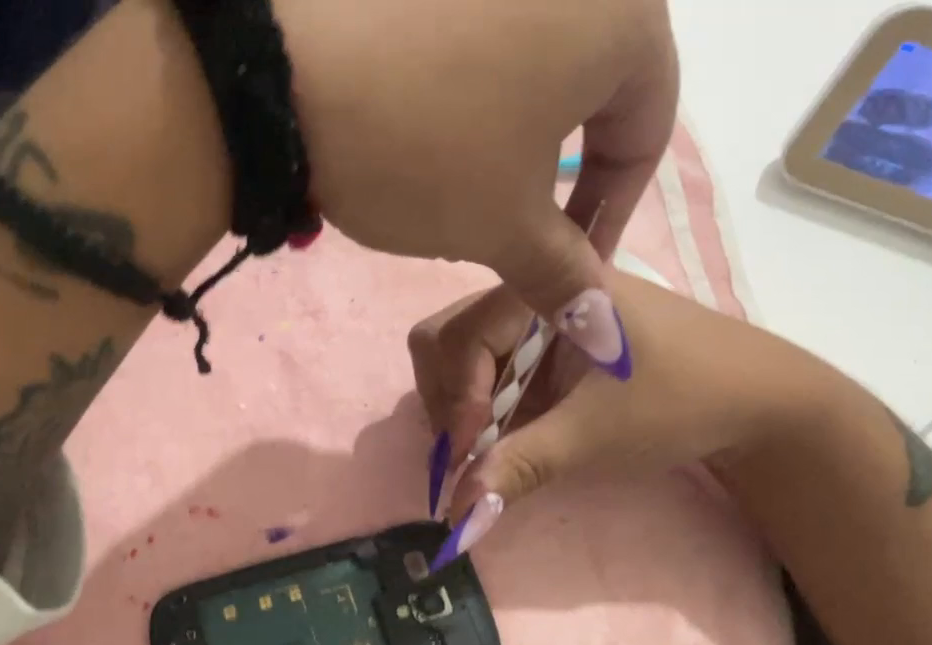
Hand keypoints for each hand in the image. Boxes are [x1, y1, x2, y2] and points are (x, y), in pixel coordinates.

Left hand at [275, 0, 677, 351]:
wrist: (284, 78)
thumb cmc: (425, 151)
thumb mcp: (503, 226)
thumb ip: (563, 273)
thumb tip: (603, 326)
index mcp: (626, 16)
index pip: (646, 129)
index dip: (610, 212)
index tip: (569, 267)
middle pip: (591, 88)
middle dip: (559, 172)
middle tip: (517, 231)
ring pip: (532, 61)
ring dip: (512, 134)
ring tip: (461, 184)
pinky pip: (477, 33)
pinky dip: (465, 89)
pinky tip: (422, 127)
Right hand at [409, 273, 842, 562]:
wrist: (760, 402)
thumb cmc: (684, 402)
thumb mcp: (595, 437)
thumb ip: (517, 470)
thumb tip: (454, 522)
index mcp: (549, 289)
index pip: (462, 337)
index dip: (454, 399)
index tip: (465, 457)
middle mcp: (535, 295)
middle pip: (446, 341)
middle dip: (446, 401)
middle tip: (464, 453)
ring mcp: (538, 325)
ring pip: (461, 360)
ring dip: (459, 411)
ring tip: (482, 454)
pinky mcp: (546, 355)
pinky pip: (488, 377)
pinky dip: (480, 414)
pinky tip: (499, 444)